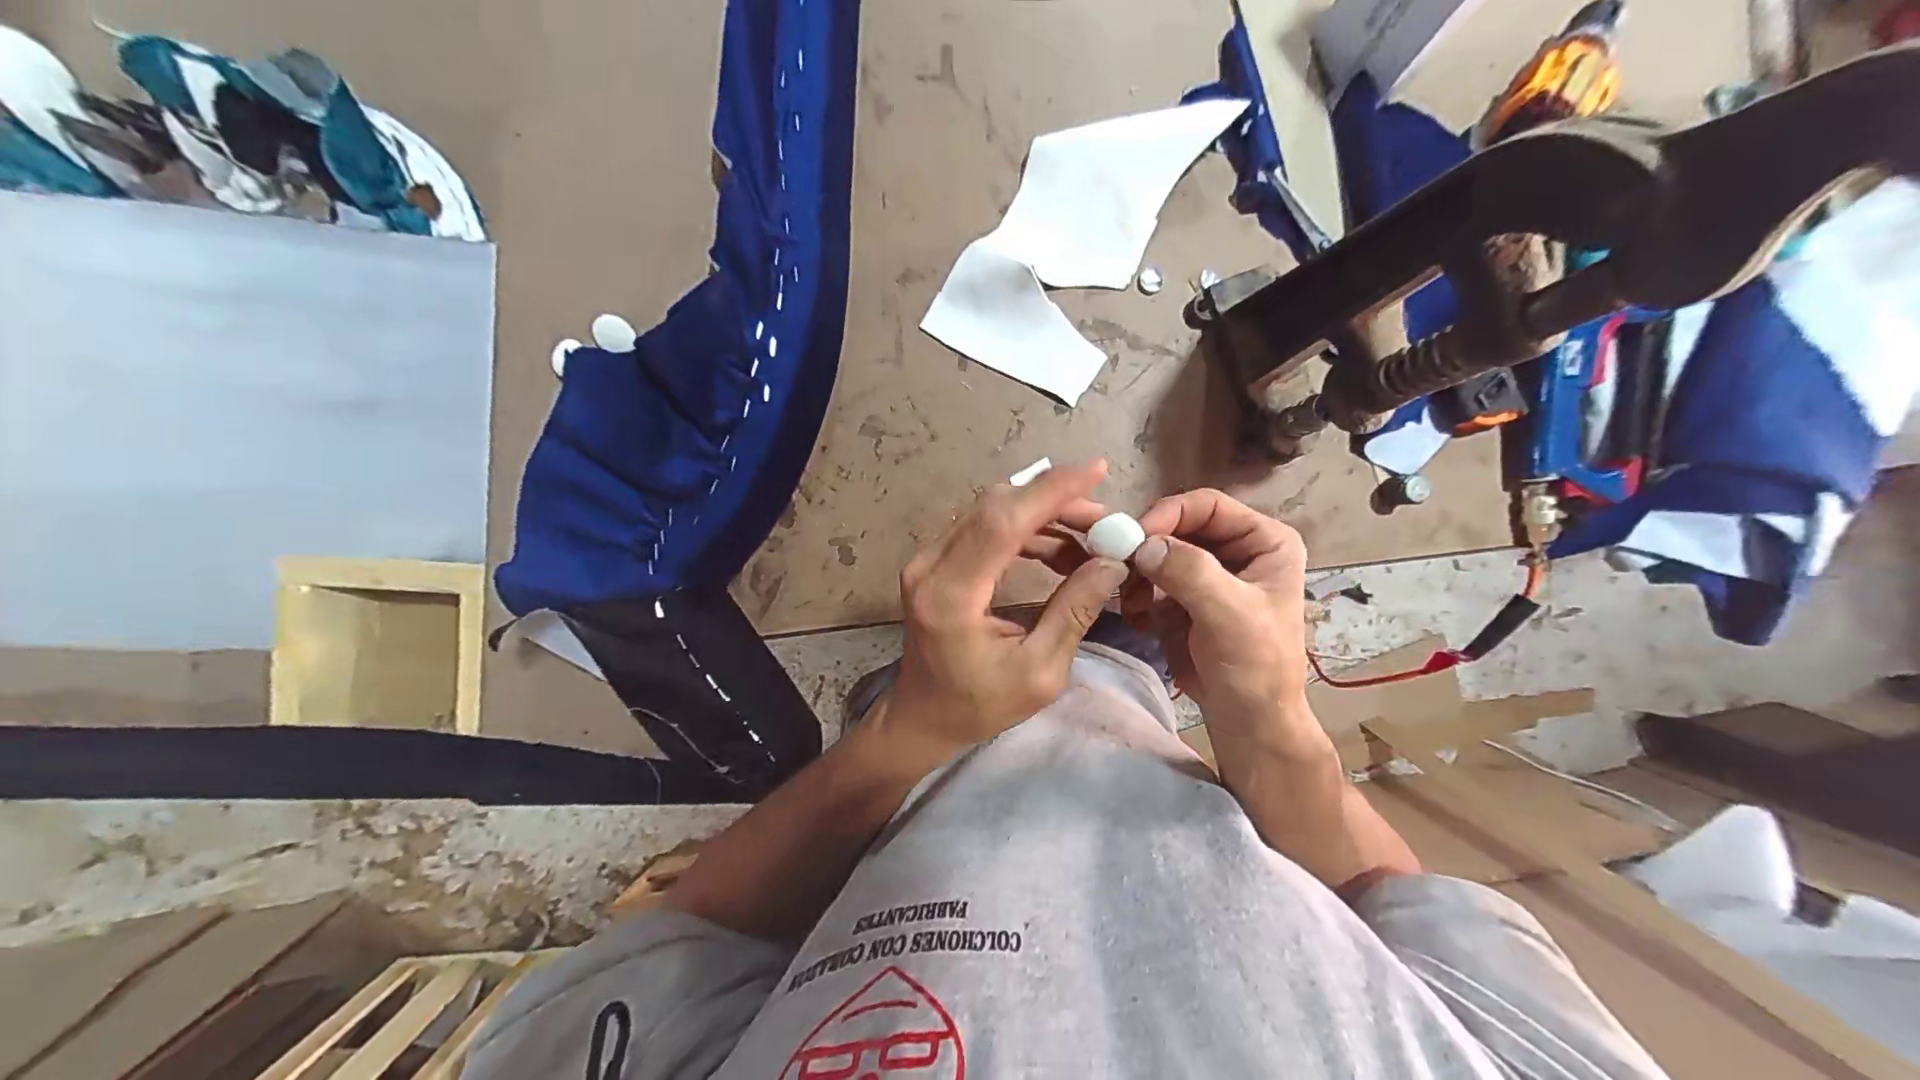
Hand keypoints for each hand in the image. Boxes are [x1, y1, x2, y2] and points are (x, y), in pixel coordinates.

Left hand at [870, 460, 1129, 768]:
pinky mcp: (934, 562)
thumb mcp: (1039, 672)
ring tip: (1090, 541)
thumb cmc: (979, 706)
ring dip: (1043, 516)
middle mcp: (929, 567)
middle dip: (1055, 502)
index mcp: (951, 596)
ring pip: (991, 512)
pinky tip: (1059, 550)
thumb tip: (1113, 563)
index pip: (1002, 522)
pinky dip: (1025, 530)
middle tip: (1104, 520)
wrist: (922, 716)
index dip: (1051, 491)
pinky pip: (983, 528)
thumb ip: (1074, 612)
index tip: (1096, 470)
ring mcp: (926, 560)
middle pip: (996, 507)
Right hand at [1124, 489, 1320, 756]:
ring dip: (1137, 575)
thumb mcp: (1231, 615)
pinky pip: (1147, 581)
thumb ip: (1191, 573)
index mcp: (1264, 542)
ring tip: (1132, 604)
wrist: (1246, 721)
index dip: (1170, 514)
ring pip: (1156, 553)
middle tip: (1118, 567)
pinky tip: (1138, 620)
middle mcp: (1235, 550)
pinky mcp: (1180, 599)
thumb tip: (1144, 544)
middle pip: (1176, 527)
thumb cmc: (1255, 668)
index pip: (1208, 506)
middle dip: (1146, 547)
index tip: (1135, 537)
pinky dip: (1136, 595)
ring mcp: (1204, 575)